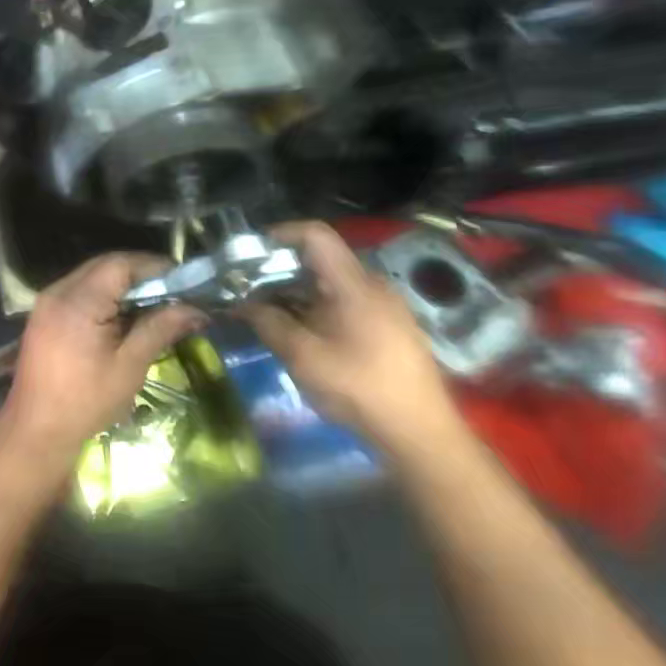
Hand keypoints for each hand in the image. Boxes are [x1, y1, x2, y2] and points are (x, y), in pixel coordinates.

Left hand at [0, 253, 204, 457]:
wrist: (34, 435)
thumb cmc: (85, 402)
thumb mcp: (130, 365)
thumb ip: (161, 328)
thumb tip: (196, 310)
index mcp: (78, 302)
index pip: (121, 264)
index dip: (154, 266)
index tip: (182, 280)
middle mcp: (58, 292)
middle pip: (106, 265)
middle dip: (141, 273)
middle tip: (172, 291)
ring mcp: (47, 302)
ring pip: (93, 276)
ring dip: (124, 284)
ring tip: (153, 303)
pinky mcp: (45, 315)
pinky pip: (80, 290)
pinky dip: (105, 294)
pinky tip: (123, 315)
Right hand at [241, 222, 460, 456]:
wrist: (421, 432)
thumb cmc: (360, 389)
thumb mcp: (305, 359)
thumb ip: (271, 325)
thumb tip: (245, 304)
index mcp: (354, 283)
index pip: (317, 235)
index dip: (283, 234)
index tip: (254, 252)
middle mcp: (373, 284)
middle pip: (323, 259)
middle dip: (284, 270)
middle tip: (253, 290)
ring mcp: (386, 305)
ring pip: (335, 283)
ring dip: (301, 292)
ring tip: (272, 314)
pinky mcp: (391, 326)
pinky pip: (349, 302)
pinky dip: (321, 307)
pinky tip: (305, 334)